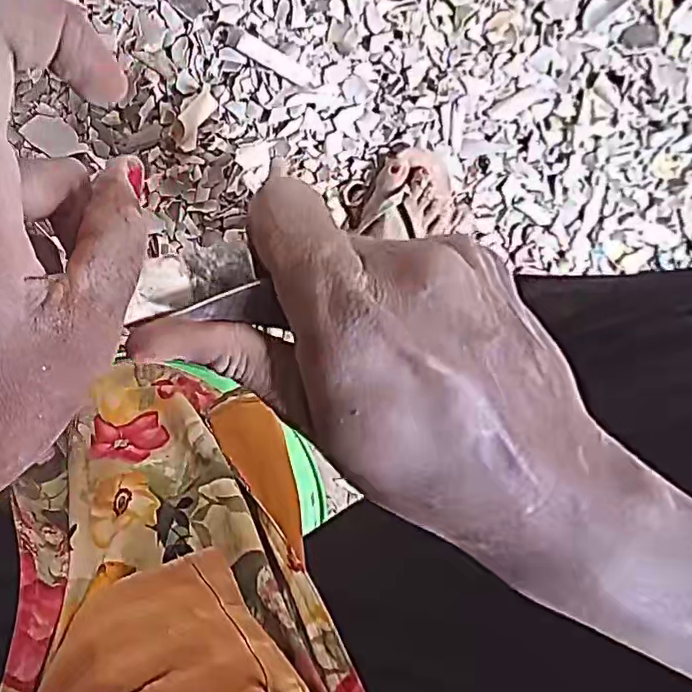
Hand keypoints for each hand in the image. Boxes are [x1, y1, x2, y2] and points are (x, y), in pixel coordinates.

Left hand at [0, 0, 148, 633]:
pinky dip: (22, 246)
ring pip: (7, 186)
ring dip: (56, 233)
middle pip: (22, 142)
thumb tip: (122, 181)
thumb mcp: (80, 329)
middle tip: (107, 277)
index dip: (55, 29)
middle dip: (81, 200)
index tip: (108, 85)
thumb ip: (117, 237)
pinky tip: (37, 312)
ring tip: (71, 313)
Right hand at [127, 175, 625, 574]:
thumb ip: (230, 356)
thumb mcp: (307, 416)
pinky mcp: (483, 256)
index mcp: (348, 310)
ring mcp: (453, 253)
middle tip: (315, 340)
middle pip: (316, 234)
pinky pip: (409, 255)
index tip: (260, 288)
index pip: (277, 207)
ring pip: (362, 246)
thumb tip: (147, 338)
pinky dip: (396, 288)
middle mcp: (403, 261)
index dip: (257, 242)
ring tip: (379, 349)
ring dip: (351, 286)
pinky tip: (421, 341)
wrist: (545, 484)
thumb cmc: (412, 466)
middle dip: (302, 277)